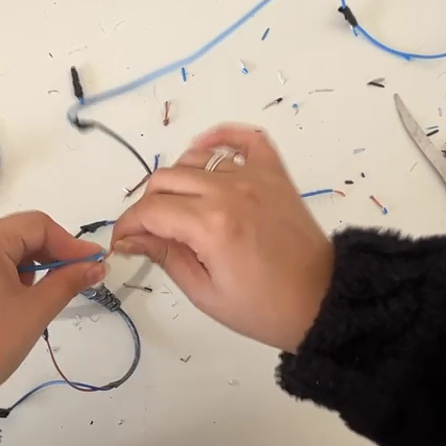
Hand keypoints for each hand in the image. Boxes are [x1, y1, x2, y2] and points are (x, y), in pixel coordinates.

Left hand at [0, 211, 107, 405]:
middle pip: (17, 232)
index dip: (69, 243)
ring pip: (0, 247)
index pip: (37, 225)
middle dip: (47, 255)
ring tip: (30, 300)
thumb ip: (68, 281)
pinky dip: (2, 273)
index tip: (92, 264)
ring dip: (25, 266)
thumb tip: (95, 265)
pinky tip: (8, 301)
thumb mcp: (35, 311)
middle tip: (69, 282)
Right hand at [111, 124, 333, 350]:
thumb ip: (163, 256)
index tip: (123, 242)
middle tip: (151, 232)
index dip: (127, 225)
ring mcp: (253, 177)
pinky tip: (204, 149)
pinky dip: (221, 137)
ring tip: (179, 206)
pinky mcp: (274, 173)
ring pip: (194, 159)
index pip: (150, 210)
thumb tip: (127, 240)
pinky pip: (245, 138)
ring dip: (177, 179)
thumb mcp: (204, 292)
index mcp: (210, 225)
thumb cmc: (262, 307)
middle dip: (147, 205)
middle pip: (165, 179)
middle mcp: (228, 191)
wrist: (323, 301)